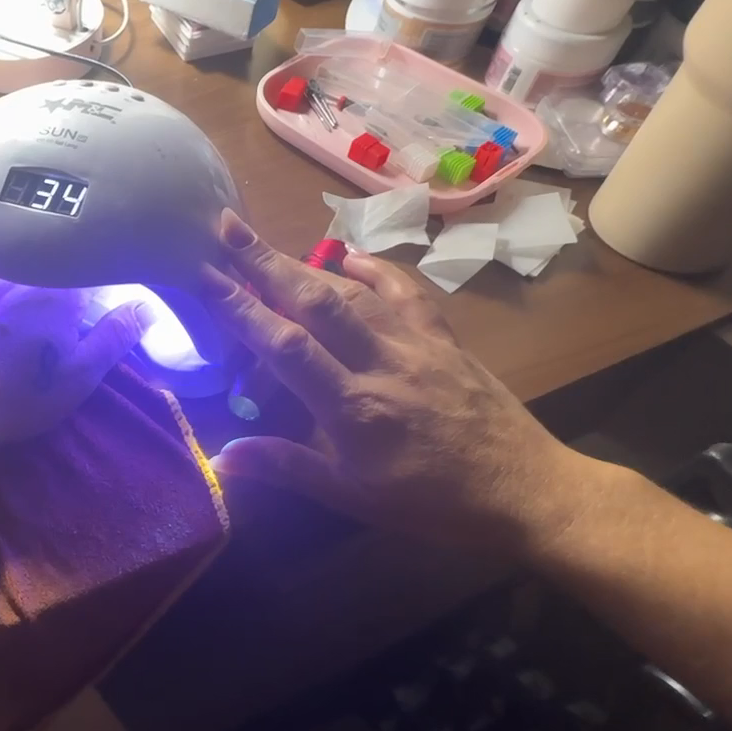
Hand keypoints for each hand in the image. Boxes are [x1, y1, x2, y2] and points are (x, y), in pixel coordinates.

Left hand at [0, 263, 147, 449]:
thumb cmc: (20, 396)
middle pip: (51, 262)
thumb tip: (146, 307)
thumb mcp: (79, 377)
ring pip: (11, 259)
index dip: (102, 280)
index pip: (91, 272)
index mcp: (59, 293)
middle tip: (71, 291)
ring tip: (34, 273)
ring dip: (26, 264)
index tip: (106, 292)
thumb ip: (114, 338)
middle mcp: (20, 276)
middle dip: (66, 270)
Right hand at [200, 210, 599, 554]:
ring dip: (305, 263)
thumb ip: (286, 467)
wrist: (526, 491)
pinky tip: (348, 256)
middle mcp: (382, 362)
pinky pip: (405, 294)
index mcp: (354, 405)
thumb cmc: (431, 503)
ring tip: (266, 245)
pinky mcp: (444, 340)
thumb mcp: (350, 496)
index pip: (286, 344)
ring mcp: (417, 345)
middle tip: (225, 227)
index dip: (241, 308)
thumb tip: (221, 457)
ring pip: (354, 292)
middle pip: (316, 300)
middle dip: (266, 261)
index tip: (205, 276)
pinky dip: (374, 269)